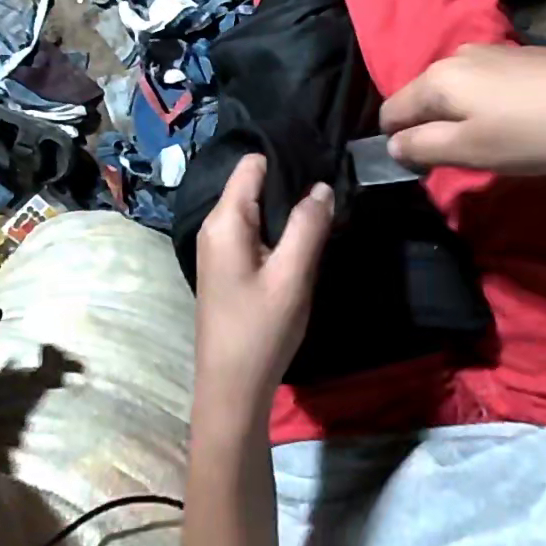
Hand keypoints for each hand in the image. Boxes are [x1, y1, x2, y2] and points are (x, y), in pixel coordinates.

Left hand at [193, 154, 334, 426]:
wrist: (232, 388)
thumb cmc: (260, 329)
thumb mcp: (292, 276)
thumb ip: (308, 226)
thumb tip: (321, 186)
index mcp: (225, 221)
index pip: (252, 164)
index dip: (286, 158)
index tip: (322, 161)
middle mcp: (215, 226)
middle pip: (253, 183)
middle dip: (290, 182)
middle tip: (330, 186)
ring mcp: (219, 247)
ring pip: (256, 208)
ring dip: (286, 208)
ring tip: (322, 208)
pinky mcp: (227, 265)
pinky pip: (254, 230)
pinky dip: (277, 228)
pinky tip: (302, 238)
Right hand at [379, 43, 545, 174]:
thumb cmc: (536, 133)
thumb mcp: (471, 151)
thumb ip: (421, 148)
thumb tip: (392, 145)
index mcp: (437, 78)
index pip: (390, 112)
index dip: (398, 144)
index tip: (426, 170)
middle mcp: (457, 56)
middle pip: (422, 100)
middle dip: (431, 132)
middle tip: (465, 161)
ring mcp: (491, 52)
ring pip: (454, 93)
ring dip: (461, 121)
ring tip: (497, 144)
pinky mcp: (521, 56)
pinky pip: (483, 85)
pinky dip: (487, 108)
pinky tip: (521, 123)